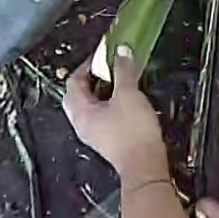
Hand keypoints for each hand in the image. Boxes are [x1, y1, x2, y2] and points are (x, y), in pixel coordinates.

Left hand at [63, 45, 168, 183]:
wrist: (145, 165)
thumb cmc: (133, 130)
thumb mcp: (129, 94)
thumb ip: (123, 70)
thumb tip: (121, 52)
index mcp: (81, 112)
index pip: (73, 82)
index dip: (86, 65)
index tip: (103, 55)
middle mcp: (82, 124)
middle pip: (78, 95)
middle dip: (91, 78)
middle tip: (107, 67)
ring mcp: (94, 134)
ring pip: (89, 106)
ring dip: (100, 90)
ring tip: (118, 79)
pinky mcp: (107, 140)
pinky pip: (101, 115)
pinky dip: (108, 102)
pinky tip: (125, 98)